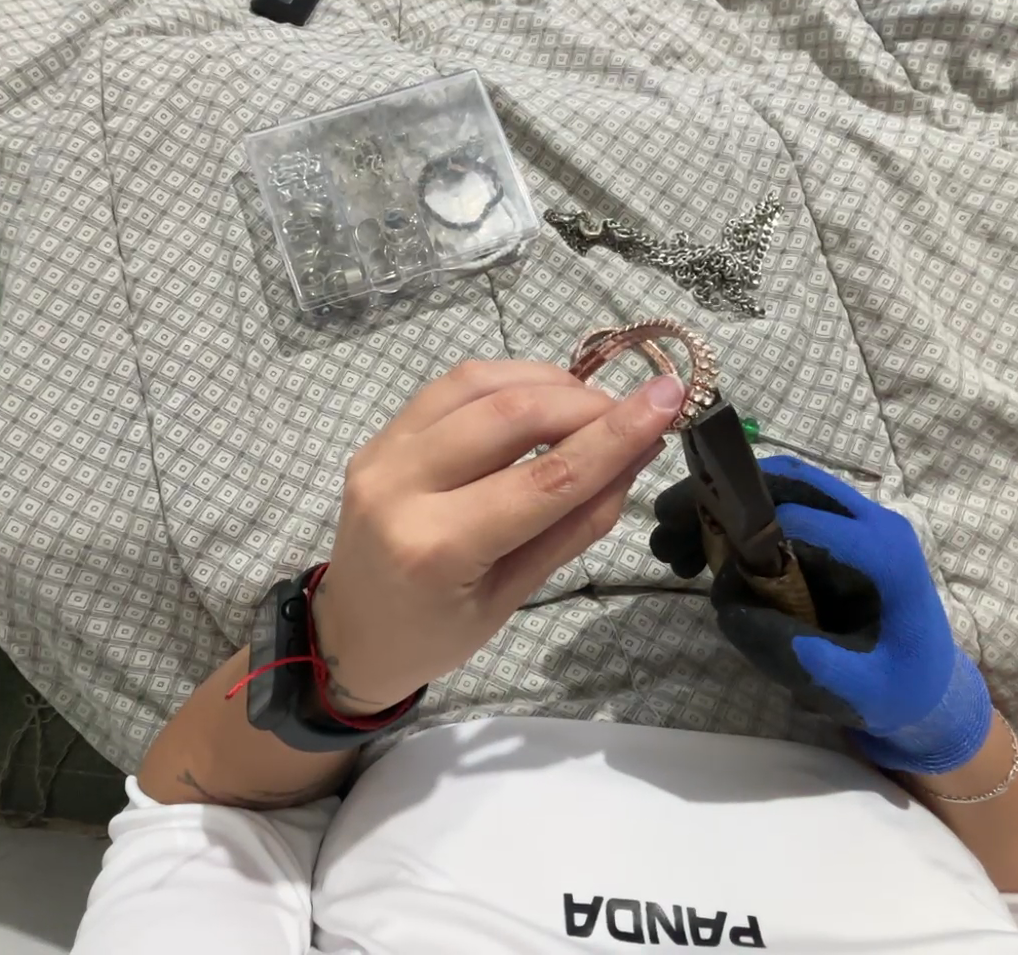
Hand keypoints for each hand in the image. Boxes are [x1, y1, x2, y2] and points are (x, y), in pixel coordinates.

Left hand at [312, 361, 681, 714]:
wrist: (348, 634)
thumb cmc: (435, 636)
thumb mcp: (515, 596)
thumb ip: (576, 524)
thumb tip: (634, 458)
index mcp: (436, 549)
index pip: (543, 479)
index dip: (613, 435)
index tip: (669, 398)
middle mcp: (399, 488)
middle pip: (506, 415)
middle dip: (583, 403)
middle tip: (632, 411)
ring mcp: (380, 454)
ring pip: (475, 383)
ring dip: (544, 381)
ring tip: (588, 404)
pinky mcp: (377, 438)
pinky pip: (448, 388)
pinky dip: (503, 382)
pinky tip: (537, 398)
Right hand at [650, 454, 989, 772]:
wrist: (932, 693)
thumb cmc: (897, 692)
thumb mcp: (851, 689)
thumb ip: (791, 650)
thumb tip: (725, 605)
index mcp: (882, 553)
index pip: (799, 517)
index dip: (739, 530)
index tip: (692, 557)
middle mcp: (868, 520)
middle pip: (783, 481)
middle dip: (716, 495)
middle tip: (665, 522)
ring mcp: (852, 519)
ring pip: (774, 486)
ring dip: (718, 505)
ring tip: (671, 542)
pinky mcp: (834, 528)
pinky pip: (776, 505)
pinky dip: (732, 520)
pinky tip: (700, 550)